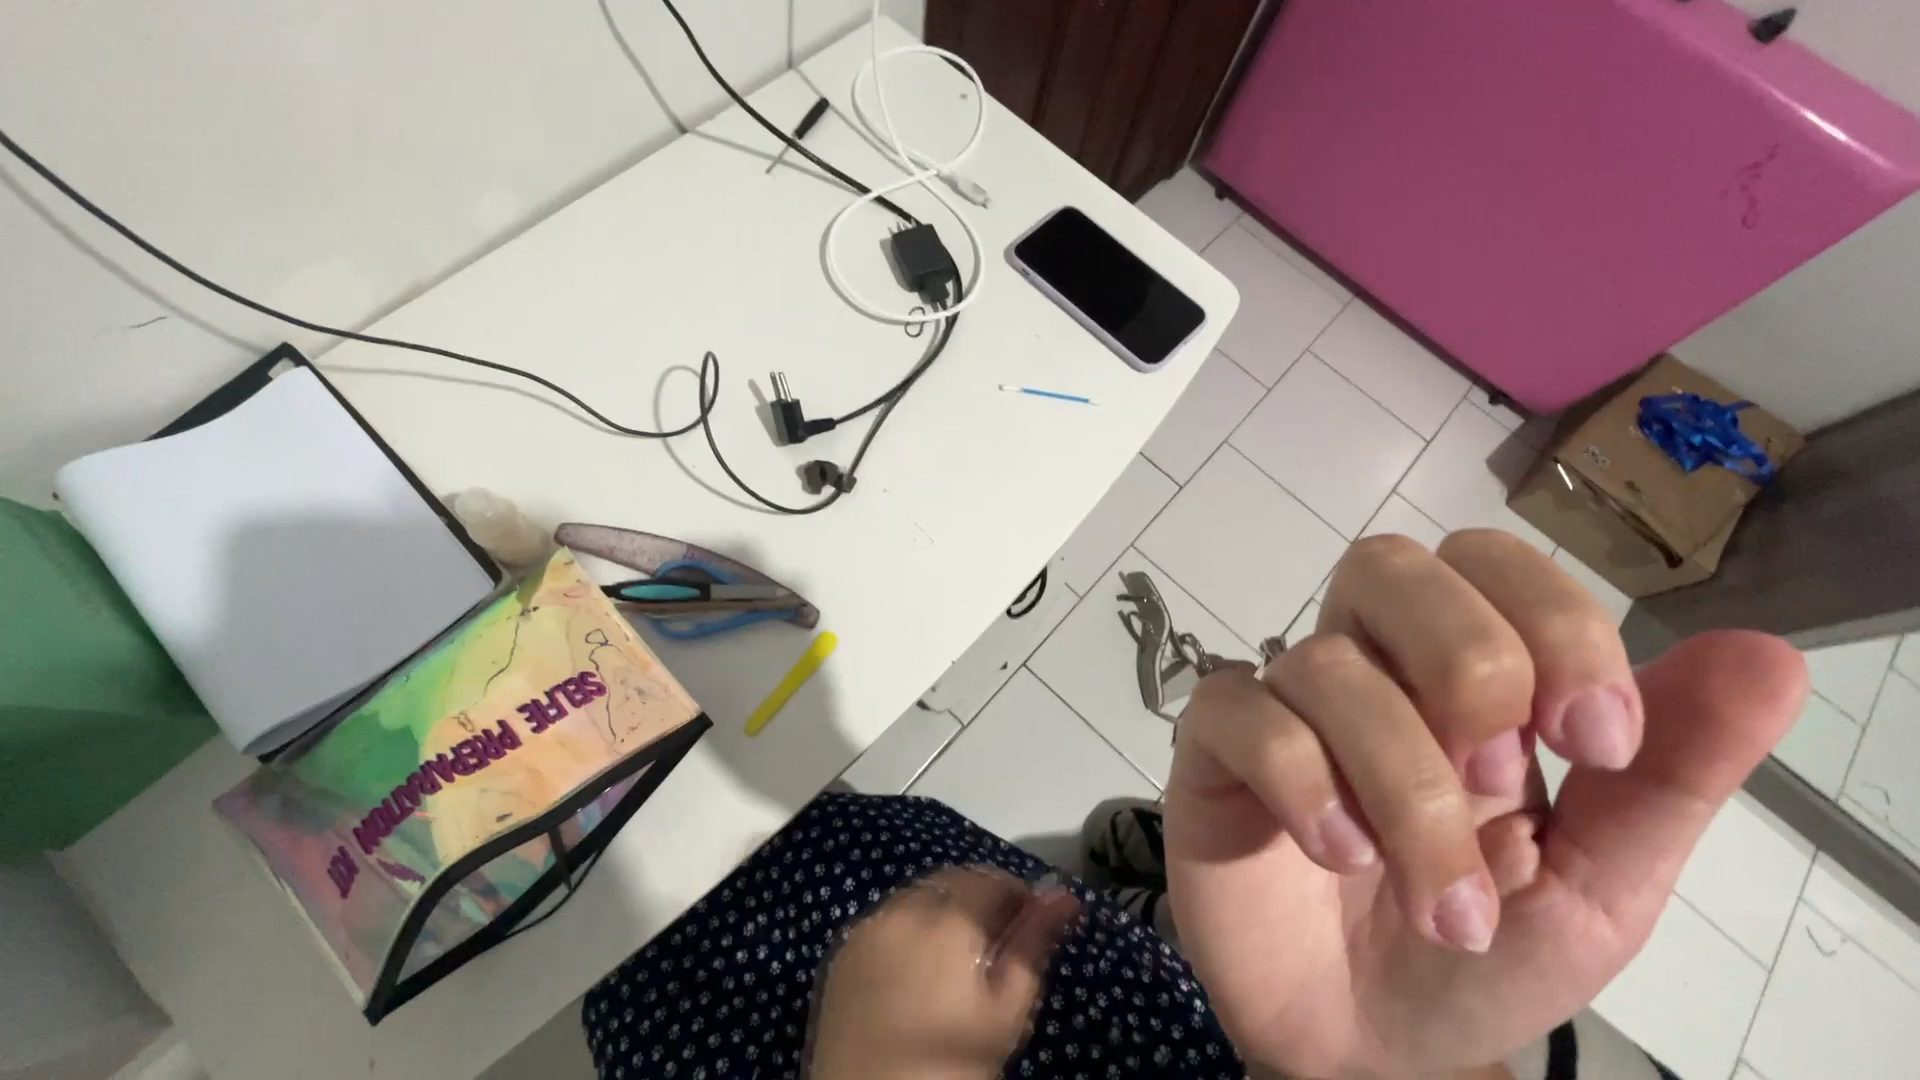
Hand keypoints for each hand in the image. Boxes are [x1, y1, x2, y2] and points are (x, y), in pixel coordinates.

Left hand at [805, 866, 1081, 1079]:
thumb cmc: (950, 1065)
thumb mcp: (1006, 1013)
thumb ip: (1034, 944)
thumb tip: (1064, 897)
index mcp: (948, 915)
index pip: (995, 880)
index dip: (1020, 901)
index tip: (1032, 932)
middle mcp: (904, 905)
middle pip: (955, 883)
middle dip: (982, 903)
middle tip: (999, 951)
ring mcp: (867, 926)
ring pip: (919, 898)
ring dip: (945, 913)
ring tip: (959, 964)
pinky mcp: (842, 951)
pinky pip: (888, 921)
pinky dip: (910, 931)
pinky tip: (918, 973)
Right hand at [1164, 530, 1806, 1079]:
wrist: (1363, 1045)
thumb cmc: (1480, 958)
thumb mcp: (1600, 883)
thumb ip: (1666, 776)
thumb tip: (1770, 652)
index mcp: (1456, 683)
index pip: (1485, 561)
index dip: (1548, 619)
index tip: (1593, 742)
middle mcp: (1361, 670)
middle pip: (1385, 564)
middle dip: (1464, 658)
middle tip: (1498, 773)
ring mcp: (1278, 707)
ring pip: (1325, 665)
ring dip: (1402, 785)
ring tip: (1439, 901)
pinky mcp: (1209, 752)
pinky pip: (1237, 711)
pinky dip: (1301, 779)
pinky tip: (1333, 853)